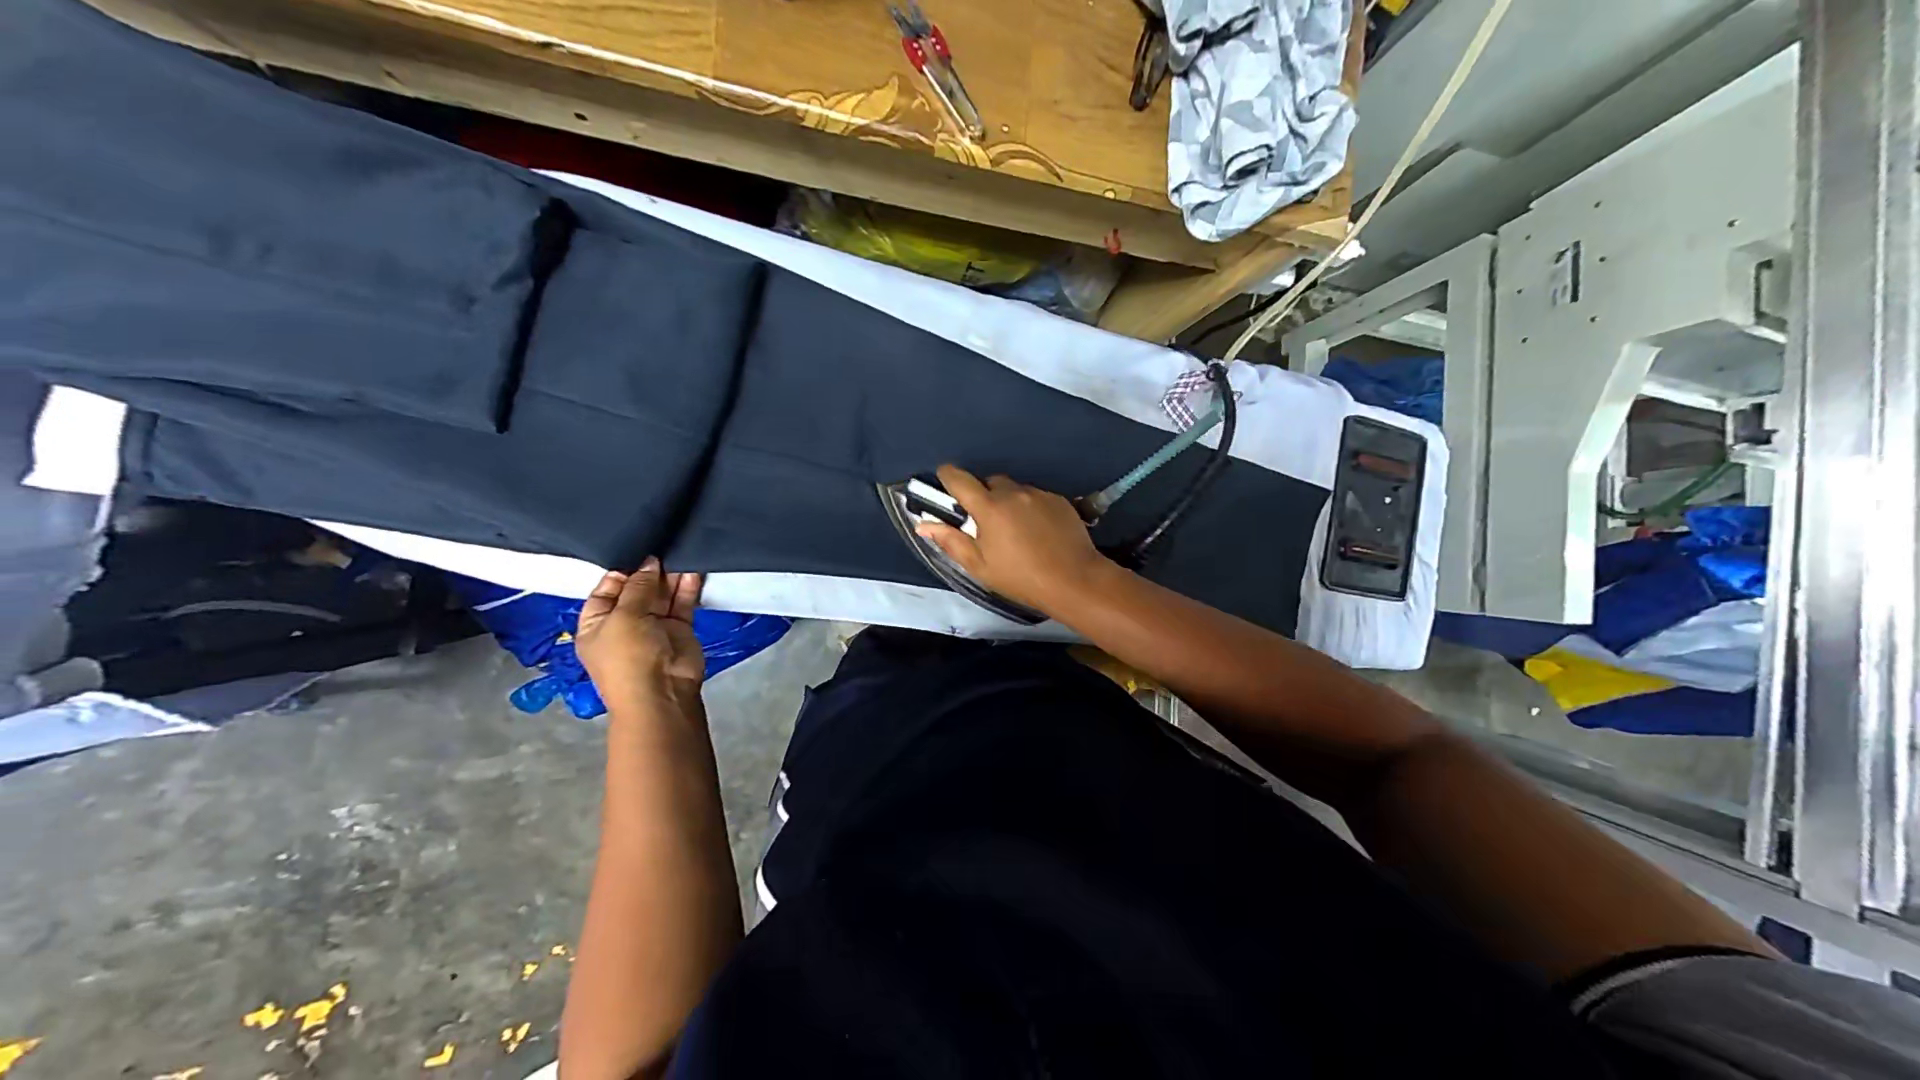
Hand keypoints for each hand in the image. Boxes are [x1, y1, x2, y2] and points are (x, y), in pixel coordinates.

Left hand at [575, 558, 705, 711]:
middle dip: (648, 571)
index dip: (622, 572)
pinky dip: (687, 588)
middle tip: (662, 547)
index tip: (638, 551)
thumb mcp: (623, 616)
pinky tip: (692, 569)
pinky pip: (681, 603)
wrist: (662, 692)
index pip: (606, 590)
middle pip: (636, 590)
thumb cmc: (629, 656)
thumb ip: (637, 586)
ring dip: (669, 577)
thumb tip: (649, 563)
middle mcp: (624, 623)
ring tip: (679, 553)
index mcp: (597, 624)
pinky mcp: (679, 629)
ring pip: (661, 595)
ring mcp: (653, 626)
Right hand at [913, 464, 1114, 614]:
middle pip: (990, 482)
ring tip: (1014, 529)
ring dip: (1008, 501)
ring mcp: (1039, 494)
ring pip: (1015, 489)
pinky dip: (1030, 507)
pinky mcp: (1060, 500)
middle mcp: (1014, 493)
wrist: (1074, 579)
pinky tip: (1036, 531)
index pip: (960, 479)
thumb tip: (924, 524)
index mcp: (989, 507)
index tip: (943, 479)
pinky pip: (1036, 497)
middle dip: (983, 494)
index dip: (948, 476)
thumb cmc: (1021, 577)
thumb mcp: (979, 566)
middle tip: (984, 520)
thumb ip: (951, 541)